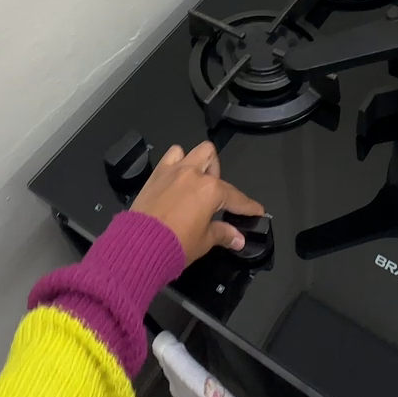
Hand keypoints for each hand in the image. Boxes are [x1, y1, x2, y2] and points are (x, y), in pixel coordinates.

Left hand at [129, 141, 265, 263]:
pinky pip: (170, 157)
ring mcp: (174, 170)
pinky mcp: (156, 174)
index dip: (248, 206)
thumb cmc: (177, 244)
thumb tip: (239, 238)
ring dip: (197, 163)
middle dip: (217, 174)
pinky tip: (177, 179)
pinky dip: (176, 163)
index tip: (257, 211)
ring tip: (195, 183)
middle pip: (212, 159)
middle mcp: (194, 174)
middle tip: (214, 197)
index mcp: (211, 190)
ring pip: (192, 151)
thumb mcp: (204, 241)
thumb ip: (223, 234)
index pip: (236, 197)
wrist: (141, 245)